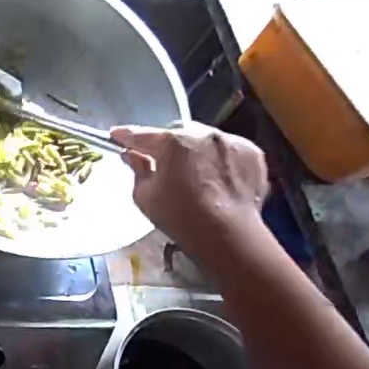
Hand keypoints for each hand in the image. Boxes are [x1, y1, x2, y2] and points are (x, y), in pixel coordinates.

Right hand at [111, 122, 270, 243]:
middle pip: (178, 134)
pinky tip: (219, 182)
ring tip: (196, 175)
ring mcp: (231, 141)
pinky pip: (229, 151)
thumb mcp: (145, 197)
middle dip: (169, 145)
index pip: (142, 135)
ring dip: (197, 152)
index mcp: (172, 142)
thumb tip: (132, 155)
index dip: (125, 135)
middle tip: (164, 164)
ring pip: (206, 140)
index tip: (116, 134)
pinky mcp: (252, 153)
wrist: (228, 234)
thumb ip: (138, 170)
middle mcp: (203, 133)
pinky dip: (220, 161)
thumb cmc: (179, 217)